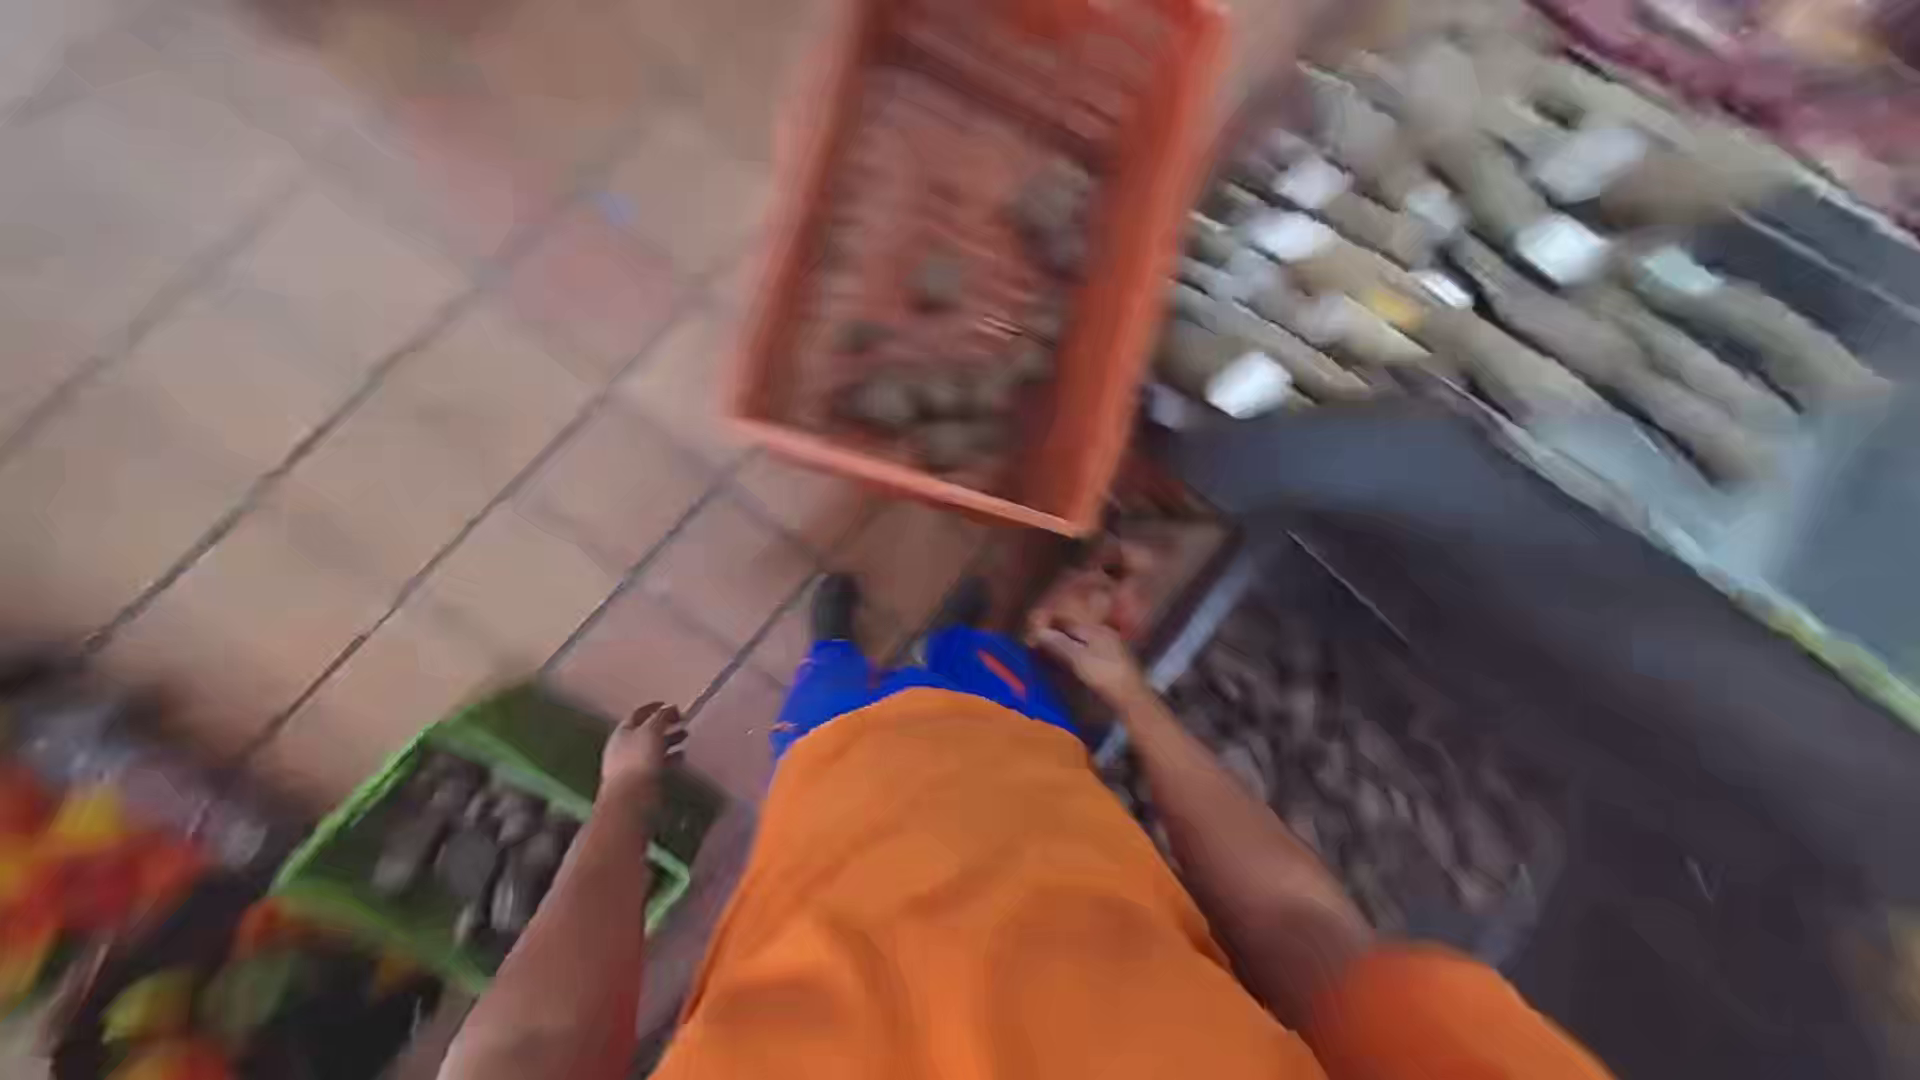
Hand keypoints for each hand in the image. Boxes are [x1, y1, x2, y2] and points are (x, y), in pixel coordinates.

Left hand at [600, 702, 686, 795]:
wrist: (630, 797)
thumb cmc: (638, 758)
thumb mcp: (652, 729)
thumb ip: (662, 716)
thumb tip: (670, 708)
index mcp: (622, 732)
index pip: (638, 714)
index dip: (655, 707)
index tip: (672, 705)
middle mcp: (624, 747)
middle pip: (647, 730)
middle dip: (666, 724)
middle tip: (683, 721)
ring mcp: (631, 764)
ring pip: (654, 747)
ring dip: (670, 740)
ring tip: (685, 737)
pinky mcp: (641, 779)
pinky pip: (658, 763)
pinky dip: (671, 757)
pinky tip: (681, 755)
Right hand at [1033, 619, 1148, 705]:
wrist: (1132, 697)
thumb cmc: (1104, 675)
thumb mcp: (1078, 659)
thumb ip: (1059, 643)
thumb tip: (1040, 632)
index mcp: (1096, 629)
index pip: (1067, 622)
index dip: (1049, 627)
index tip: (1034, 637)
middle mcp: (1104, 633)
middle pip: (1074, 630)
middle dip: (1056, 635)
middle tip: (1039, 646)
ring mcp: (1111, 647)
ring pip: (1082, 641)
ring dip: (1065, 645)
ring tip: (1050, 654)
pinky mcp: (1114, 661)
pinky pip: (1089, 651)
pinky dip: (1076, 654)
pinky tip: (1071, 664)